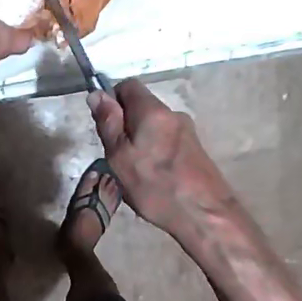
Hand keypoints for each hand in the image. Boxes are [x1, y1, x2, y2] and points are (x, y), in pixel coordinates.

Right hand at [89, 79, 237, 238]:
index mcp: (153, 110)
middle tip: (116, 157)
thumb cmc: (155, 186)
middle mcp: (173, 114)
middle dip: (124, 126)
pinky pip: (165, 141)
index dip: (111, 100)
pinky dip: (154, 153)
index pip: (128, 85)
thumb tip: (96, 94)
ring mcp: (187, 132)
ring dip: (139, 143)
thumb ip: (108, 123)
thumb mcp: (120, 156)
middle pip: (141, 107)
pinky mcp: (194, 150)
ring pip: (153, 127)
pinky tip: (152, 179)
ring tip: (134, 172)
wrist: (204, 215)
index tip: (105, 127)